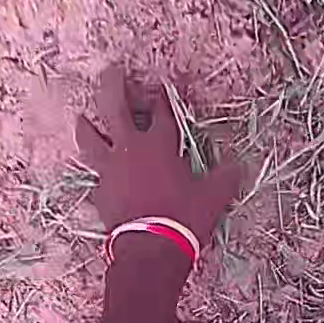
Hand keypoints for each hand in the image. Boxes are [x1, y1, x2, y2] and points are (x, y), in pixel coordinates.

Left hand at [74, 65, 246, 249]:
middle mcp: (130, 148)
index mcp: (160, 142)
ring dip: (87, 125)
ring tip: (84, 118)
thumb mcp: (214, 197)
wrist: (150, 251)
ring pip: (90, 137)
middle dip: (114, 85)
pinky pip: (93, 174)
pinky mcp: (100, 192)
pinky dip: (94, 169)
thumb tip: (239, 165)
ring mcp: (110, 169)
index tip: (163, 88)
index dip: (164, 97)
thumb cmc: (184, 218)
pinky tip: (95, 170)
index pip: (162, 110)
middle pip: (115, 105)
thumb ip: (226, 177)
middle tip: (112, 72)